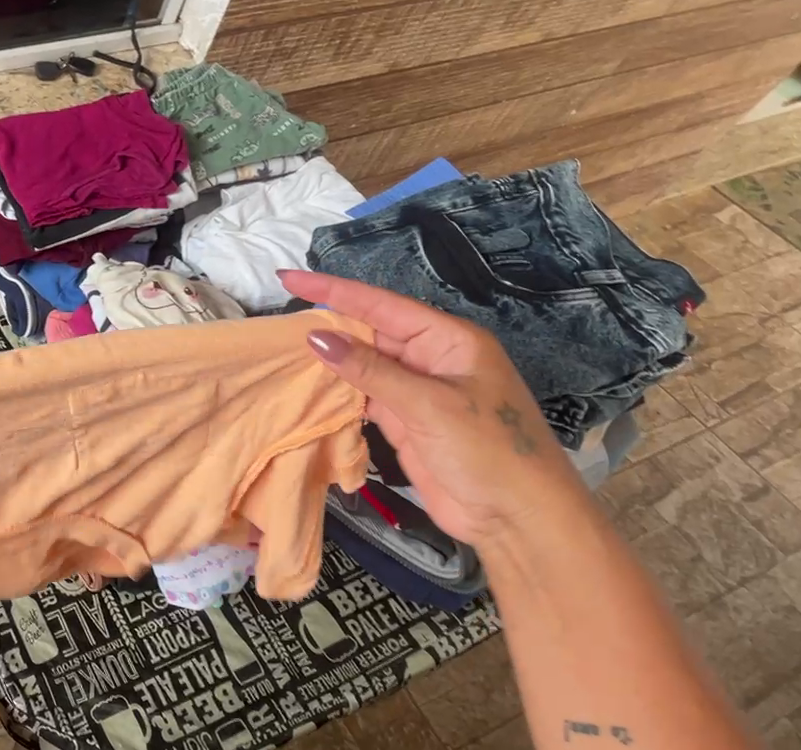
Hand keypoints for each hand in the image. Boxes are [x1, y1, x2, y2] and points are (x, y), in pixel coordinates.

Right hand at [279, 270, 588, 546]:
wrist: (520, 522)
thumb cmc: (489, 452)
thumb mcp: (429, 405)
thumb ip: (369, 370)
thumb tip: (314, 337)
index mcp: (448, 340)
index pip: (380, 305)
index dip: (332, 289)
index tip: (288, 277)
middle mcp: (432, 358)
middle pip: (370, 330)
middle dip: (328, 321)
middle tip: (280, 314)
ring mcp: (417, 390)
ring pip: (363, 362)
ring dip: (329, 356)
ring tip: (284, 344)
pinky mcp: (405, 420)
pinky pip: (363, 392)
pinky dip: (337, 387)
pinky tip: (309, 381)